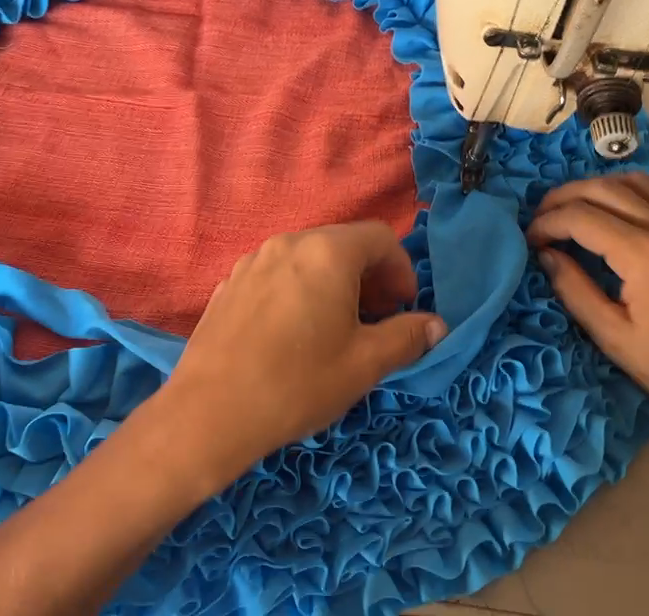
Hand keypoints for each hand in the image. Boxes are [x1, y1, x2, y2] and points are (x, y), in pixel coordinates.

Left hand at [154, 222, 448, 488]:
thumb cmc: (298, 383)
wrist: (210, 411)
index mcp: (327, 252)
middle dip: (369, 276)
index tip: (403, 308)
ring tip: (336, 328)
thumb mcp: (364, 364)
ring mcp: (253, 260)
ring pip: (308, 258)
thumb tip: (438, 325)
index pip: (380, 238)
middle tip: (377, 320)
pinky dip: (298, 290)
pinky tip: (292, 334)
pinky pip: (277, 274)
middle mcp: (289, 242)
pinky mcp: (229, 283)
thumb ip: (407, 337)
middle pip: (342, 243)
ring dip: (333, 282)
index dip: (402, 270)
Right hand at [527, 174, 648, 443]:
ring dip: (596, 188)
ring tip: (573, 211)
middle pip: (603, 189)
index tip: (529, 241)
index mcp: (644, 255)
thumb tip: (547, 255)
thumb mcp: (615, 339)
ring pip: (635, 183)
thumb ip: (575, 291)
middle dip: (562, 198)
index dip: (546, 223)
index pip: (580, 217)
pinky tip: (621, 214)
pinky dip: (634, 193)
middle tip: (540, 220)